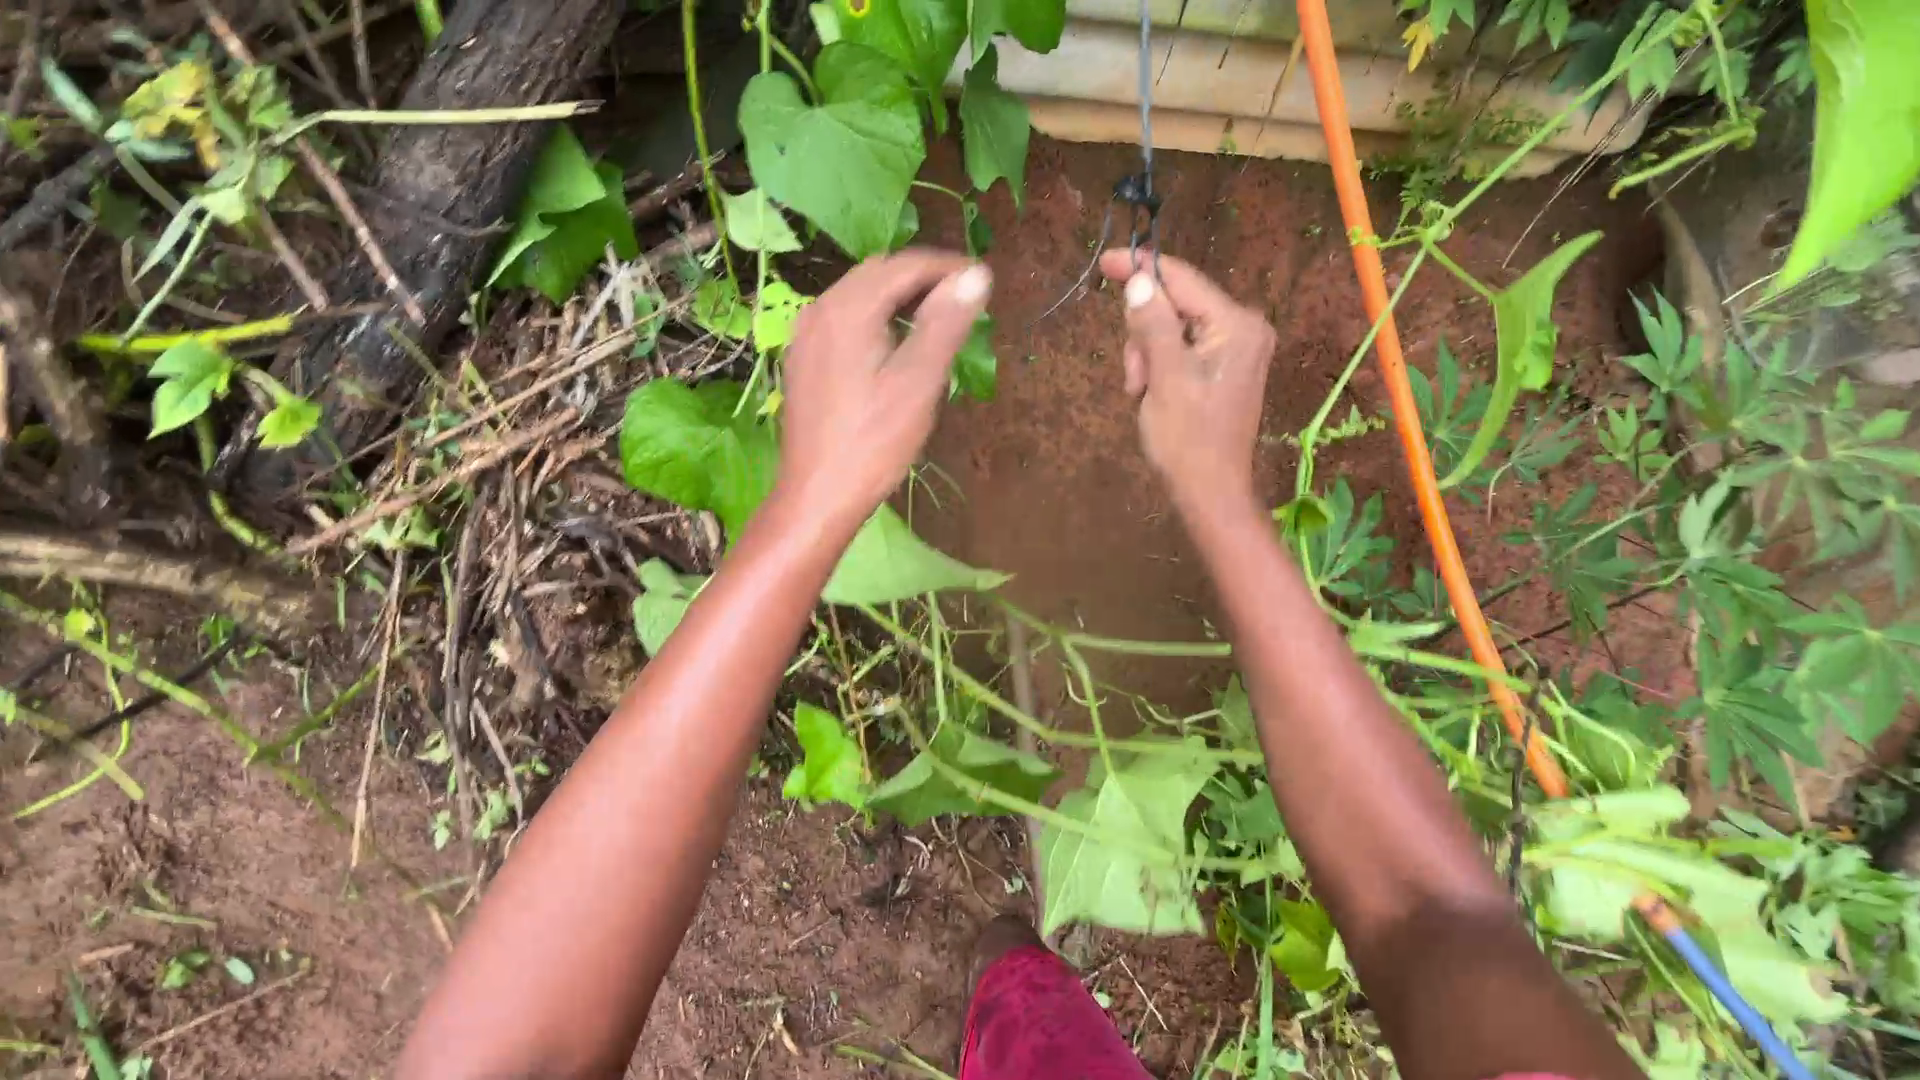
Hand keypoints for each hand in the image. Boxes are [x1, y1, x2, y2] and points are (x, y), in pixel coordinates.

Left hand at [776, 249, 991, 529]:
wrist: (817, 495)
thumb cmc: (873, 443)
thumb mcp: (918, 383)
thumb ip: (945, 323)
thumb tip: (975, 276)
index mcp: (847, 310)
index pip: (902, 266)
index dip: (945, 267)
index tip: (981, 280)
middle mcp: (819, 311)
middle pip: (877, 274)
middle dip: (921, 277)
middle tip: (963, 297)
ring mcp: (806, 336)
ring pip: (858, 295)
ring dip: (898, 296)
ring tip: (937, 317)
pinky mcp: (803, 360)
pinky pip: (843, 320)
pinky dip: (875, 317)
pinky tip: (895, 343)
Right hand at [1098, 250, 1274, 516]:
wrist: (1210, 492)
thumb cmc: (1188, 439)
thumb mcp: (1165, 378)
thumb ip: (1153, 324)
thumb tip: (1138, 280)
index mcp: (1236, 325)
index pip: (1182, 281)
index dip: (1142, 269)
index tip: (1105, 261)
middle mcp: (1244, 328)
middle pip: (1176, 305)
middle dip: (1144, 334)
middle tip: (1136, 377)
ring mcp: (1237, 348)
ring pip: (1172, 328)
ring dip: (1147, 355)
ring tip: (1143, 392)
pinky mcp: (1225, 367)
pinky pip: (1181, 348)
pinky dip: (1159, 366)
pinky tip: (1153, 393)